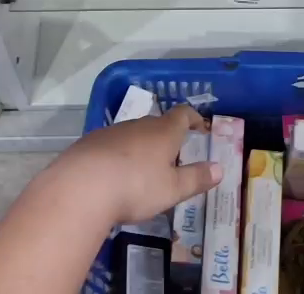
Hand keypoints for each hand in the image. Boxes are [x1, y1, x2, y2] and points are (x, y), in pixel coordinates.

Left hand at [51, 105, 221, 225]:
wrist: (82, 185)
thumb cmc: (136, 186)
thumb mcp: (172, 189)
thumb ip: (196, 178)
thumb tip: (220, 168)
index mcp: (164, 131)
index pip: (183, 114)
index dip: (194, 118)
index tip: (201, 126)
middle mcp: (140, 124)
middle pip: (158, 124)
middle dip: (168, 136)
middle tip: (174, 155)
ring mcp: (114, 131)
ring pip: (134, 134)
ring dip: (142, 146)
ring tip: (145, 168)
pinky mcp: (92, 142)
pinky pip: (113, 145)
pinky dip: (120, 155)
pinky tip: (116, 175)